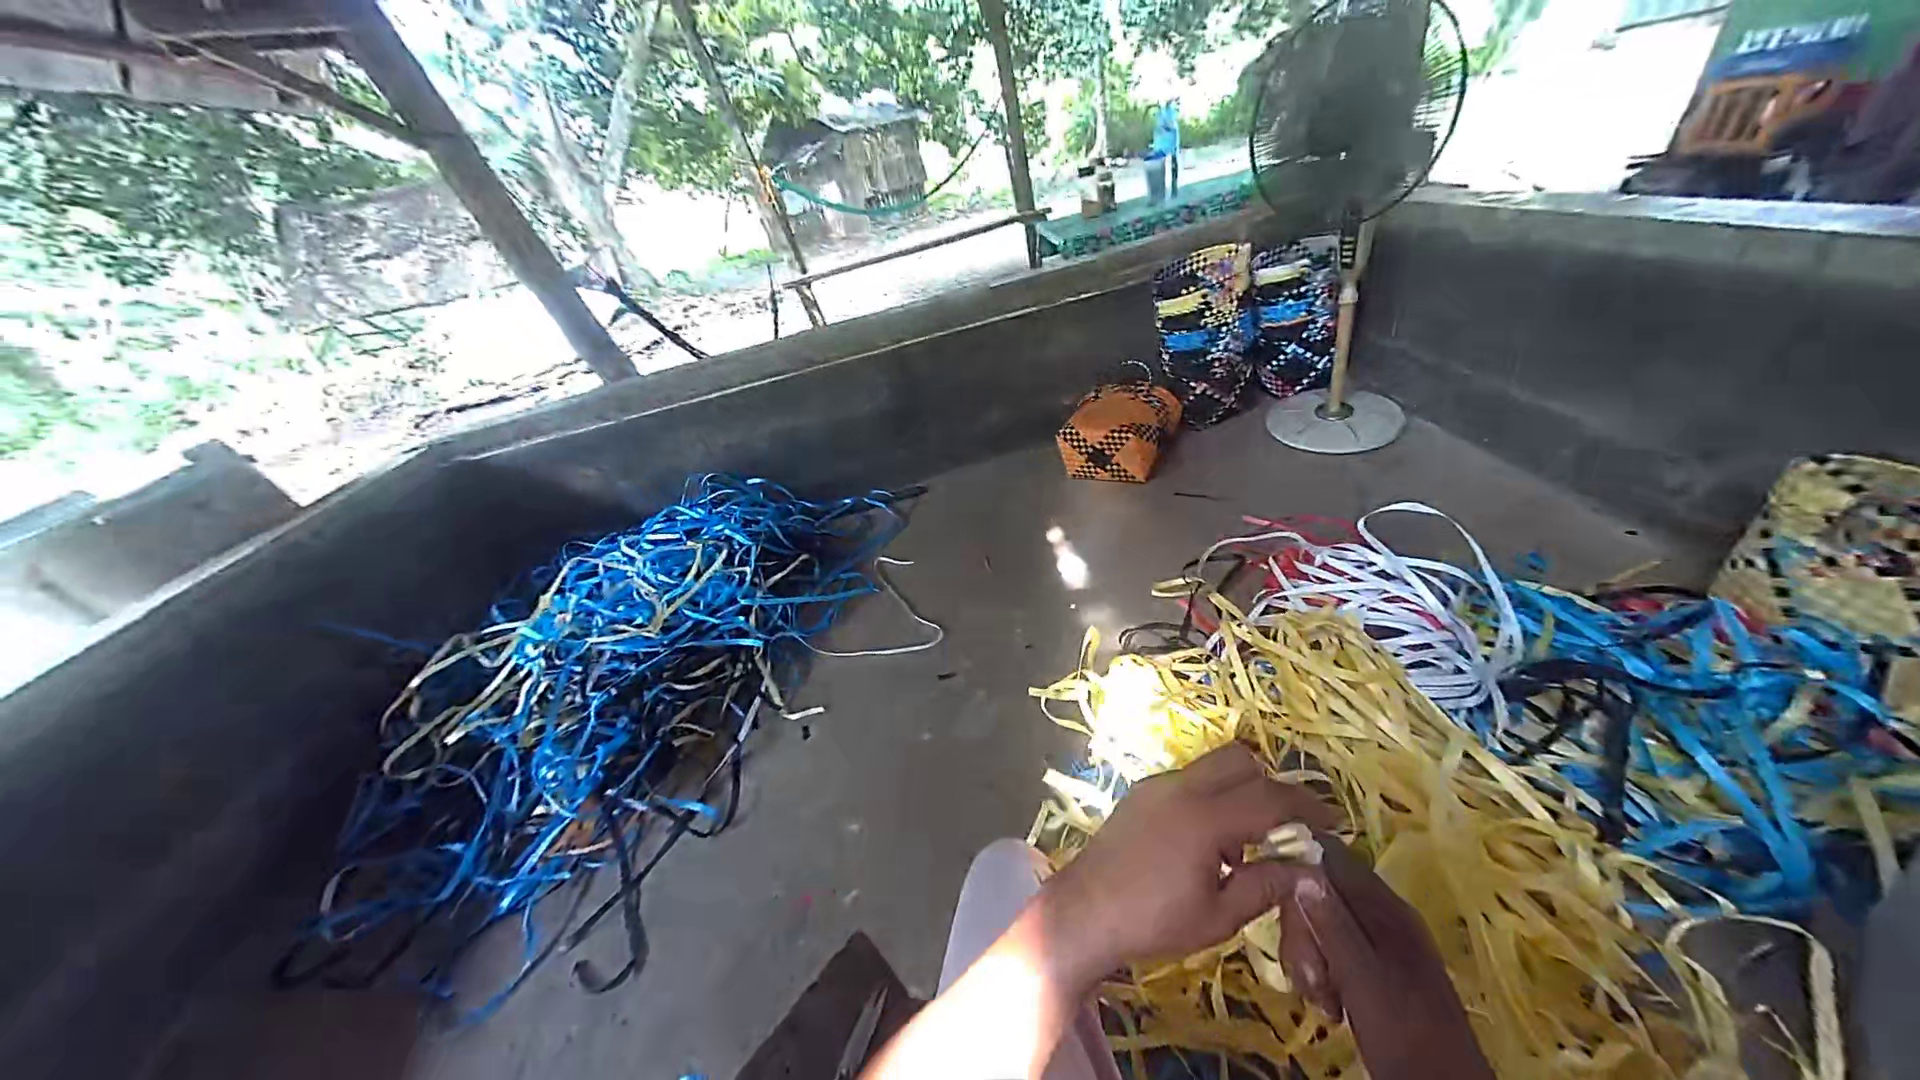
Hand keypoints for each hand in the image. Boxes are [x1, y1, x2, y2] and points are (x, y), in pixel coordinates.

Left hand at [1032, 743, 1338, 987]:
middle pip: (1239, 760)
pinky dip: (1210, 796)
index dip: (1306, 805)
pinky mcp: (1139, 793)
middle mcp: (1179, 787)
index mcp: (1203, 816)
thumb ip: (1267, 885)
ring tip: (1246, 842)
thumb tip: (1308, 870)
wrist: (1082, 911)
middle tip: (1287, 826)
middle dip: (1271, 785)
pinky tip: (1209, 841)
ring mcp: (1155, 785)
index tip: (1331, 822)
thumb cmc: (1153, 920)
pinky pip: (1187, 780)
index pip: (1269, 796)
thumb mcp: (1219, 914)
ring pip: (1211, 766)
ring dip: (1239, 789)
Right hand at [1274, 837, 1494, 1079]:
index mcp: (1382, 905)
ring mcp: (1378, 939)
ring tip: (1318, 994)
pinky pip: (1330, 946)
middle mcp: (1380, 912)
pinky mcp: (1373, 965)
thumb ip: (1332, 923)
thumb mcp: (1362, 979)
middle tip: (1305, 970)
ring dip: (1306, 953)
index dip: (1292, 862)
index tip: (1266, 889)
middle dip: (1299, 924)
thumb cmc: (1404, 1034)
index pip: (1327, 853)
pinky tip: (1327, 1000)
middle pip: (1316, 888)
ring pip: (1318, 919)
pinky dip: (1319, 969)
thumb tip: (1300, 869)